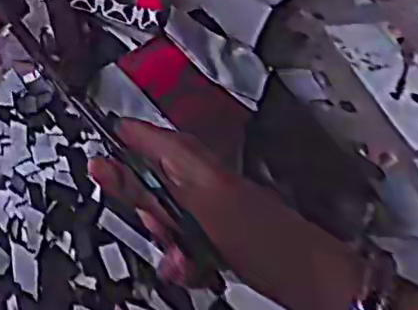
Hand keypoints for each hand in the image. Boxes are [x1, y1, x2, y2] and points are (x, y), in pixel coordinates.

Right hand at [87, 122, 362, 309]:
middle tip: (162, 229)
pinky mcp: (209, 223)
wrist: (320, 284)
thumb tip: (97, 164)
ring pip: (156, 212)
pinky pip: (177, 232)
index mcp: (179, 150)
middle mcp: (185, 167)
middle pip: (136, 179)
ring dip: (164, 238)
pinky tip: (192, 266)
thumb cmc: (268, 241)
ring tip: (183, 257)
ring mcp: (198, 196)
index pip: (122, 134)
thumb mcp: (189, 211)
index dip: (110, 157)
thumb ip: (140, 186)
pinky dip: (181, 252)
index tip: (108, 183)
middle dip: (144, 211)